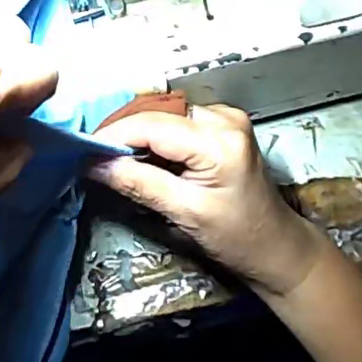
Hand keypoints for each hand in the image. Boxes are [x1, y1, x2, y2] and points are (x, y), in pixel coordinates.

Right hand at [90, 105, 330, 296]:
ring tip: (111, 152)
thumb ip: (139, 183)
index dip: (114, 134)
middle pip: (159, 114)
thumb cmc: (238, 238)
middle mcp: (224, 118)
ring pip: (166, 115)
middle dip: (123, 131)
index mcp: (219, 141)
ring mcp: (227, 117)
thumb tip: (95, 164)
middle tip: (93, 152)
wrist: (278, 247)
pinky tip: (142, 152)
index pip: (153, 125)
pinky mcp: (225, 123)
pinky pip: (180, 121)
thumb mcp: (184, 213)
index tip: (83, 148)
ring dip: (138, 132)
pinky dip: (157, 134)